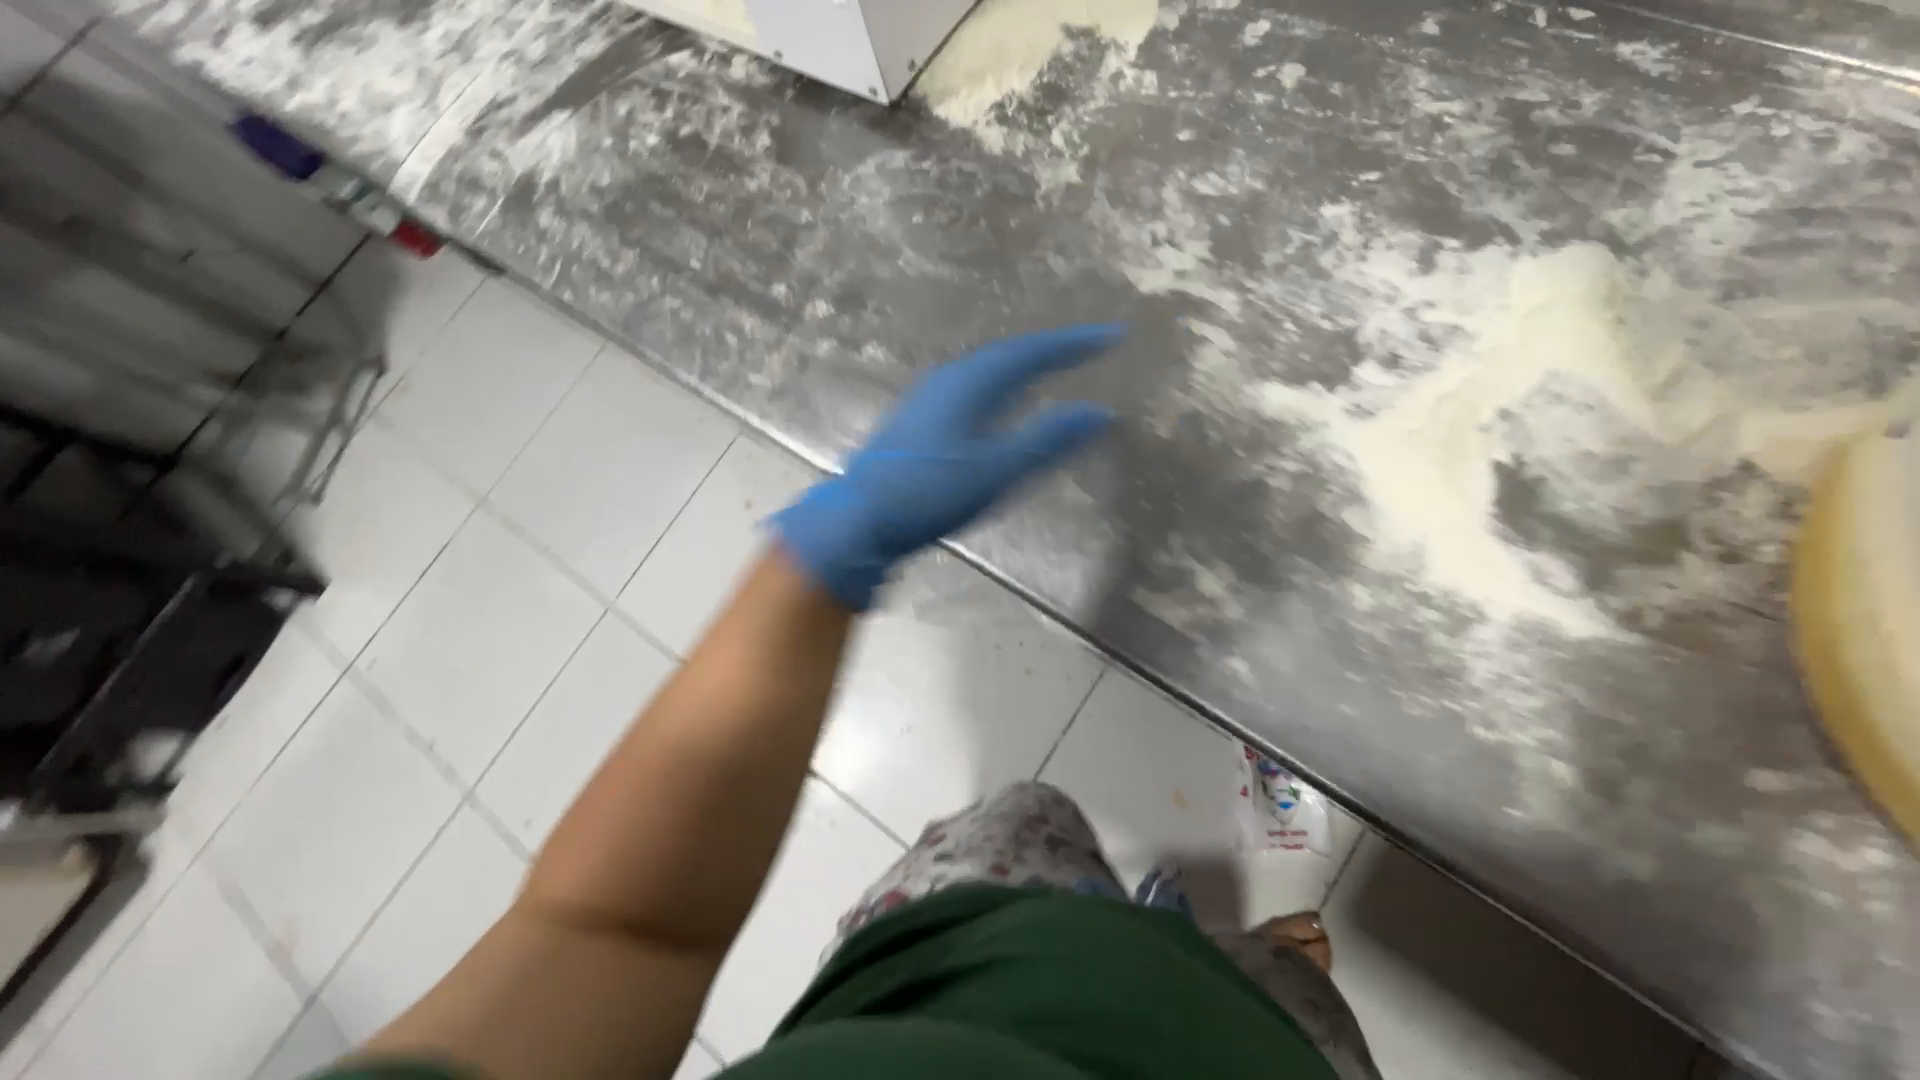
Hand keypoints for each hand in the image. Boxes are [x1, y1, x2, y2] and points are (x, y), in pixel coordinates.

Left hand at [772, 324, 1123, 610]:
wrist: (858, 518)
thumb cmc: (929, 494)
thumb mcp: (996, 472)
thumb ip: (1046, 440)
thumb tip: (1100, 412)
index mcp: (970, 383)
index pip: (1031, 353)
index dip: (1073, 344)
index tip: (1112, 336)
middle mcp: (948, 379)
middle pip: (1007, 354)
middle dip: (1048, 350)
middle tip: (1085, 348)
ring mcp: (927, 397)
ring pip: (985, 369)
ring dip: (1021, 365)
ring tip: (1050, 368)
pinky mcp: (916, 419)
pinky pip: (970, 386)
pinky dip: (998, 385)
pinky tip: (998, 402)